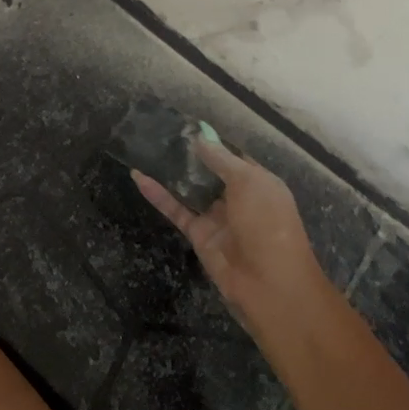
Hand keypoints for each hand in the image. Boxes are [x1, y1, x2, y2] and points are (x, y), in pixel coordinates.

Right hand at [131, 138, 328, 323]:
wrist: (271, 285)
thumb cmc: (268, 224)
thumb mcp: (249, 183)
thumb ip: (221, 160)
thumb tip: (200, 137)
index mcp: (258, 183)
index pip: (232, 157)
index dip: (211, 141)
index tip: (185, 125)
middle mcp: (238, 198)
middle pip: (208, 171)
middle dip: (187, 154)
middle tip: (157, 132)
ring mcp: (216, 216)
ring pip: (189, 189)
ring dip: (169, 171)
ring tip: (144, 147)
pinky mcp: (198, 234)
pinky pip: (175, 209)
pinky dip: (157, 193)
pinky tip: (138, 176)